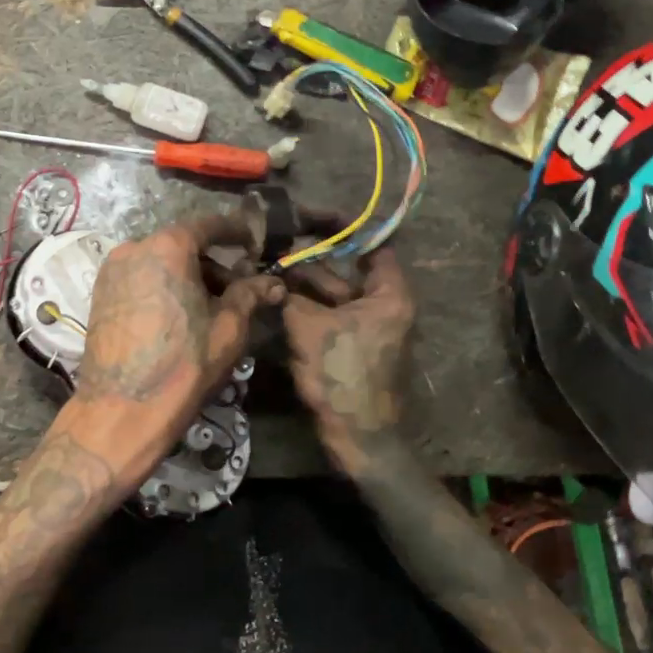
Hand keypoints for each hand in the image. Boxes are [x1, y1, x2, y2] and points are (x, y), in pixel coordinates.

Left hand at [68, 212, 283, 474]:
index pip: (208, 225)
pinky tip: (181, 316)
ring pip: (159, 262)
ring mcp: (112, 270)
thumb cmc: (183, 365)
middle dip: (212, 263)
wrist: (122, 410)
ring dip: (187, 276)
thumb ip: (249, 295)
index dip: (235, 232)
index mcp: (167, 247)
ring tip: (211, 309)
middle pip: (182, 244)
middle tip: (239, 288)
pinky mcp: (100, 293)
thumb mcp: (228, 329)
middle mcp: (134, 248)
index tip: (254, 242)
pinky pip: (140, 278)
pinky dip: (163, 287)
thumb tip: (273, 283)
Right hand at [282, 248, 416, 473]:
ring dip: (299, 280)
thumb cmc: (342, 375)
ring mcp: (364, 326)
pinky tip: (272, 292)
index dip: (342, 226)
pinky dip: (302, 303)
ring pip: (329, 291)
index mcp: (389, 294)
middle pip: (343, 268)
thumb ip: (288, 292)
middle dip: (307, 256)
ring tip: (264, 263)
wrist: (357, 438)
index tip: (308, 215)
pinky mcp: (348, 344)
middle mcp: (381, 304)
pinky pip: (325, 313)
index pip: (371, 244)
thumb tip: (266, 269)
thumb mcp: (309, 327)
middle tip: (272, 239)